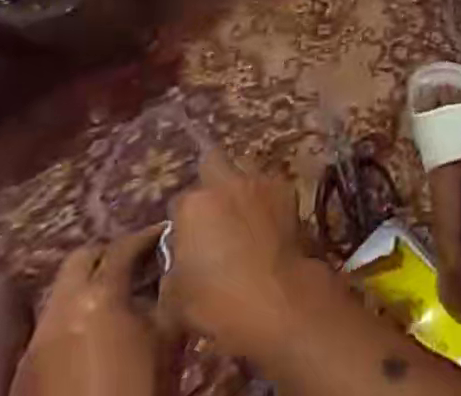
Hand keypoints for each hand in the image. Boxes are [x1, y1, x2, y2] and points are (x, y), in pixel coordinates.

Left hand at [12, 226, 170, 395]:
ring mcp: (35, 342)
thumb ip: (168, 292)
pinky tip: (100, 326)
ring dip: (91, 282)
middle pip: (80, 259)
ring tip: (123, 291)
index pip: (122, 248)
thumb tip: (169, 266)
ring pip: (62, 291)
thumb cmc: (141, 386)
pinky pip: (52, 321)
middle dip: (112, 252)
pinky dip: (77, 311)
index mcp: (98, 298)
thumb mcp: (170, 333)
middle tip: (141, 258)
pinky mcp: (24, 369)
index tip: (168, 232)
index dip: (148, 235)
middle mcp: (59, 312)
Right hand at [159, 147, 344, 361]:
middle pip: (214, 161)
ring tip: (238, 204)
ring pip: (246, 166)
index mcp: (193, 204)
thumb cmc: (213, 298)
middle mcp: (227, 183)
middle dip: (209, 175)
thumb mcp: (172, 289)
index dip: (182, 218)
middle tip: (210, 202)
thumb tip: (185, 250)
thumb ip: (174, 258)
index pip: (180, 201)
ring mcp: (261, 182)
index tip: (185, 233)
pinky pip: (270, 182)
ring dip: (239, 180)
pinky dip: (263, 192)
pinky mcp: (288, 189)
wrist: (272, 293)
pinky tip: (263, 213)